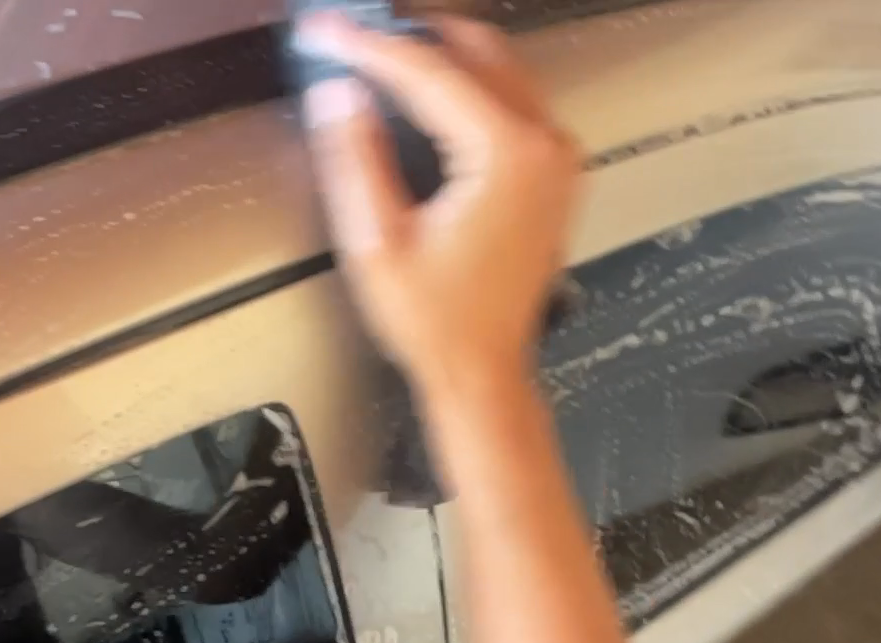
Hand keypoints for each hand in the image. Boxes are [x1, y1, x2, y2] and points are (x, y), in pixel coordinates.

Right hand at [298, 13, 581, 398]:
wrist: (480, 370)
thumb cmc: (435, 322)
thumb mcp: (377, 244)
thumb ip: (357, 161)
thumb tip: (338, 96)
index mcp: (504, 154)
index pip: (427, 72)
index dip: (366, 46)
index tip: (325, 30)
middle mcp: (543, 145)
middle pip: (475, 50)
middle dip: (410, 34)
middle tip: (357, 31)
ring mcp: (555, 160)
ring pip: (500, 70)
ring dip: (441, 56)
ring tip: (384, 55)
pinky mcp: (552, 178)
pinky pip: (513, 104)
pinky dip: (470, 88)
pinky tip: (432, 97)